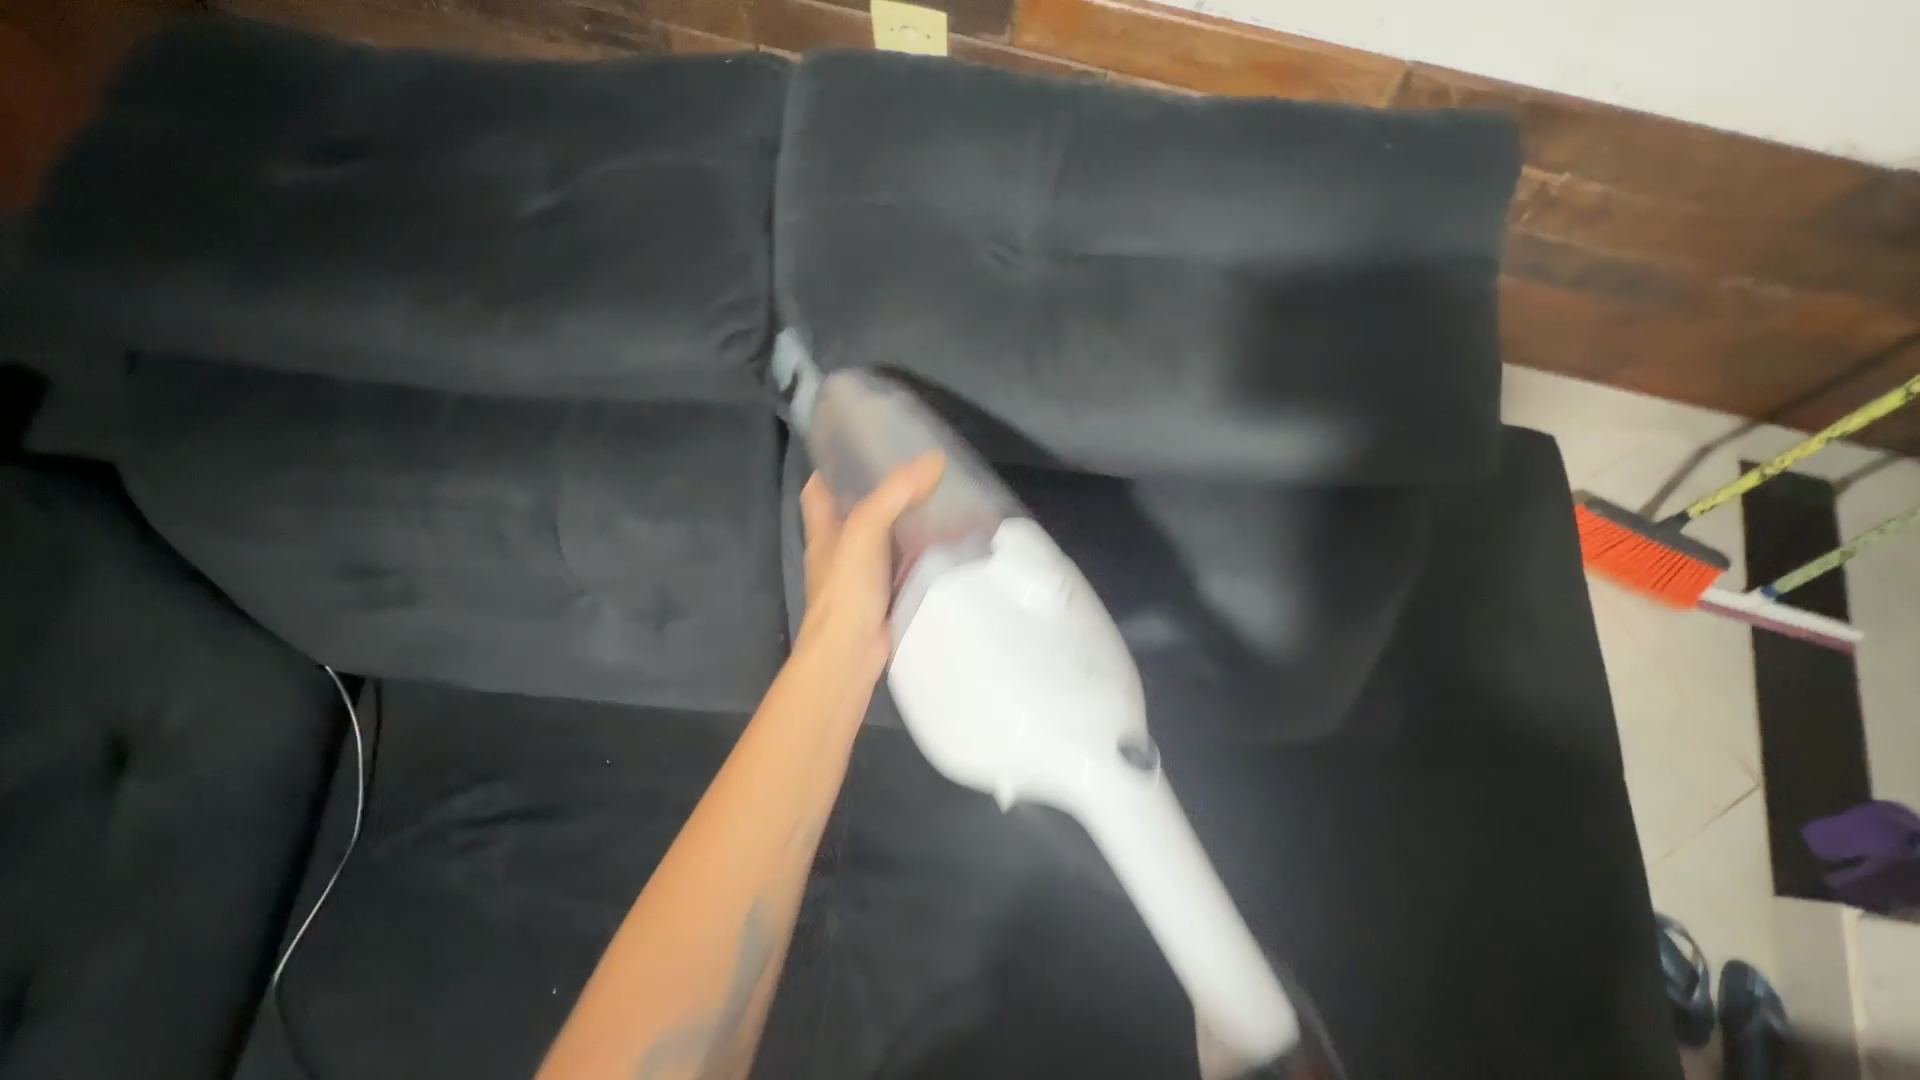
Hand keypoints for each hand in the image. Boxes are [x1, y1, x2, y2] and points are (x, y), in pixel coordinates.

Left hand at [793, 452, 944, 683]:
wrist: (850, 653)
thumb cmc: (846, 588)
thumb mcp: (865, 529)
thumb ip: (895, 493)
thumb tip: (933, 458)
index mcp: (824, 531)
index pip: (818, 490)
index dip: (835, 468)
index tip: (863, 448)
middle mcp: (840, 551)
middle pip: (858, 513)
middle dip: (884, 493)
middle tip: (918, 471)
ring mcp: (862, 577)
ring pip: (886, 541)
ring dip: (908, 524)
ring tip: (942, 499)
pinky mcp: (885, 597)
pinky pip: (906, 568)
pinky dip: (924, 555)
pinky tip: (949, 543)